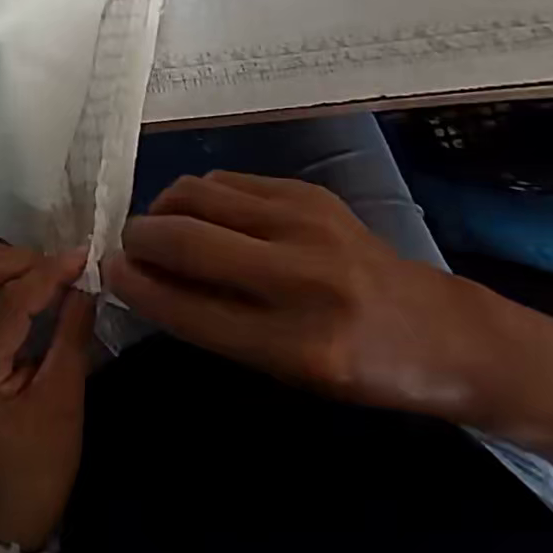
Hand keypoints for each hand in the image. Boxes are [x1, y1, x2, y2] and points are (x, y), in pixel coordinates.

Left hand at [0, 245, 96, 550]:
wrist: (13, 500)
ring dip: (25, 267)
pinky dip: (18, 282)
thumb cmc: (43, 458)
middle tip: (75, 268)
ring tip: (66, 276)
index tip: (87, 255)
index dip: (51, 271)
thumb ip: (72, 332)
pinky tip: (48, 290)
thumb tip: (87, 281)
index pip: (13, 297)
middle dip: (32, 260)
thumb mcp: (65, 396)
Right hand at [110, 171, 552, 426]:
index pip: (186, 306)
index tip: (109, 268)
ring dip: (165, 209)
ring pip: (199, 193)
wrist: (443, 331)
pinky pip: (227, 181)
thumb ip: (211, 322)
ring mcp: (308, 223)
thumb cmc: (361, 369)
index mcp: (296, 344)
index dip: (135, 284)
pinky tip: (204, 215)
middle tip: (128, 245)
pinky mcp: (310, 192)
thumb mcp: (285, 371)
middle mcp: (301, 277)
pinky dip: (199, 196)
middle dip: (138, 237)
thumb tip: (142, 275)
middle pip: (185, 237)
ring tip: (165, 228)